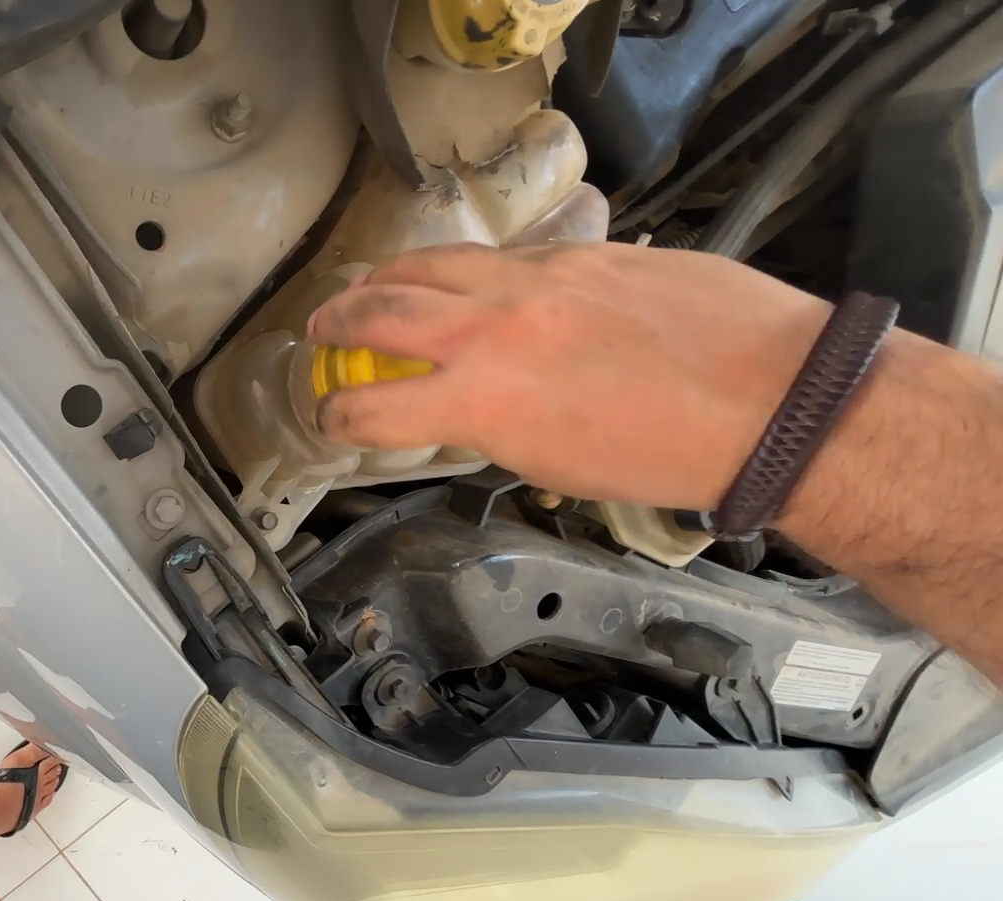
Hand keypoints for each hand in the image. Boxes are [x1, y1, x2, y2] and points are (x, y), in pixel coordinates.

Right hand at [305, 242, 832, 508]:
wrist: (771, 398)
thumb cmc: (653, 453)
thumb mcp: (534, 457)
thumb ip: (471, 422)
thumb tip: (442, 406)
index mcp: (477, 399)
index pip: (367, 408)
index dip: (334, 417)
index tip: (329, 417)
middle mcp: (490, 329)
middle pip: (377, 311)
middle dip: (334, 324)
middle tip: (320, 331)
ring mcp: (534, 279)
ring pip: (427, 263)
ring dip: (382, 279)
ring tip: (368, 288)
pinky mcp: (577, 252)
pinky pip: (495, 256)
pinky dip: (459, 272)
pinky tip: (463, 282)